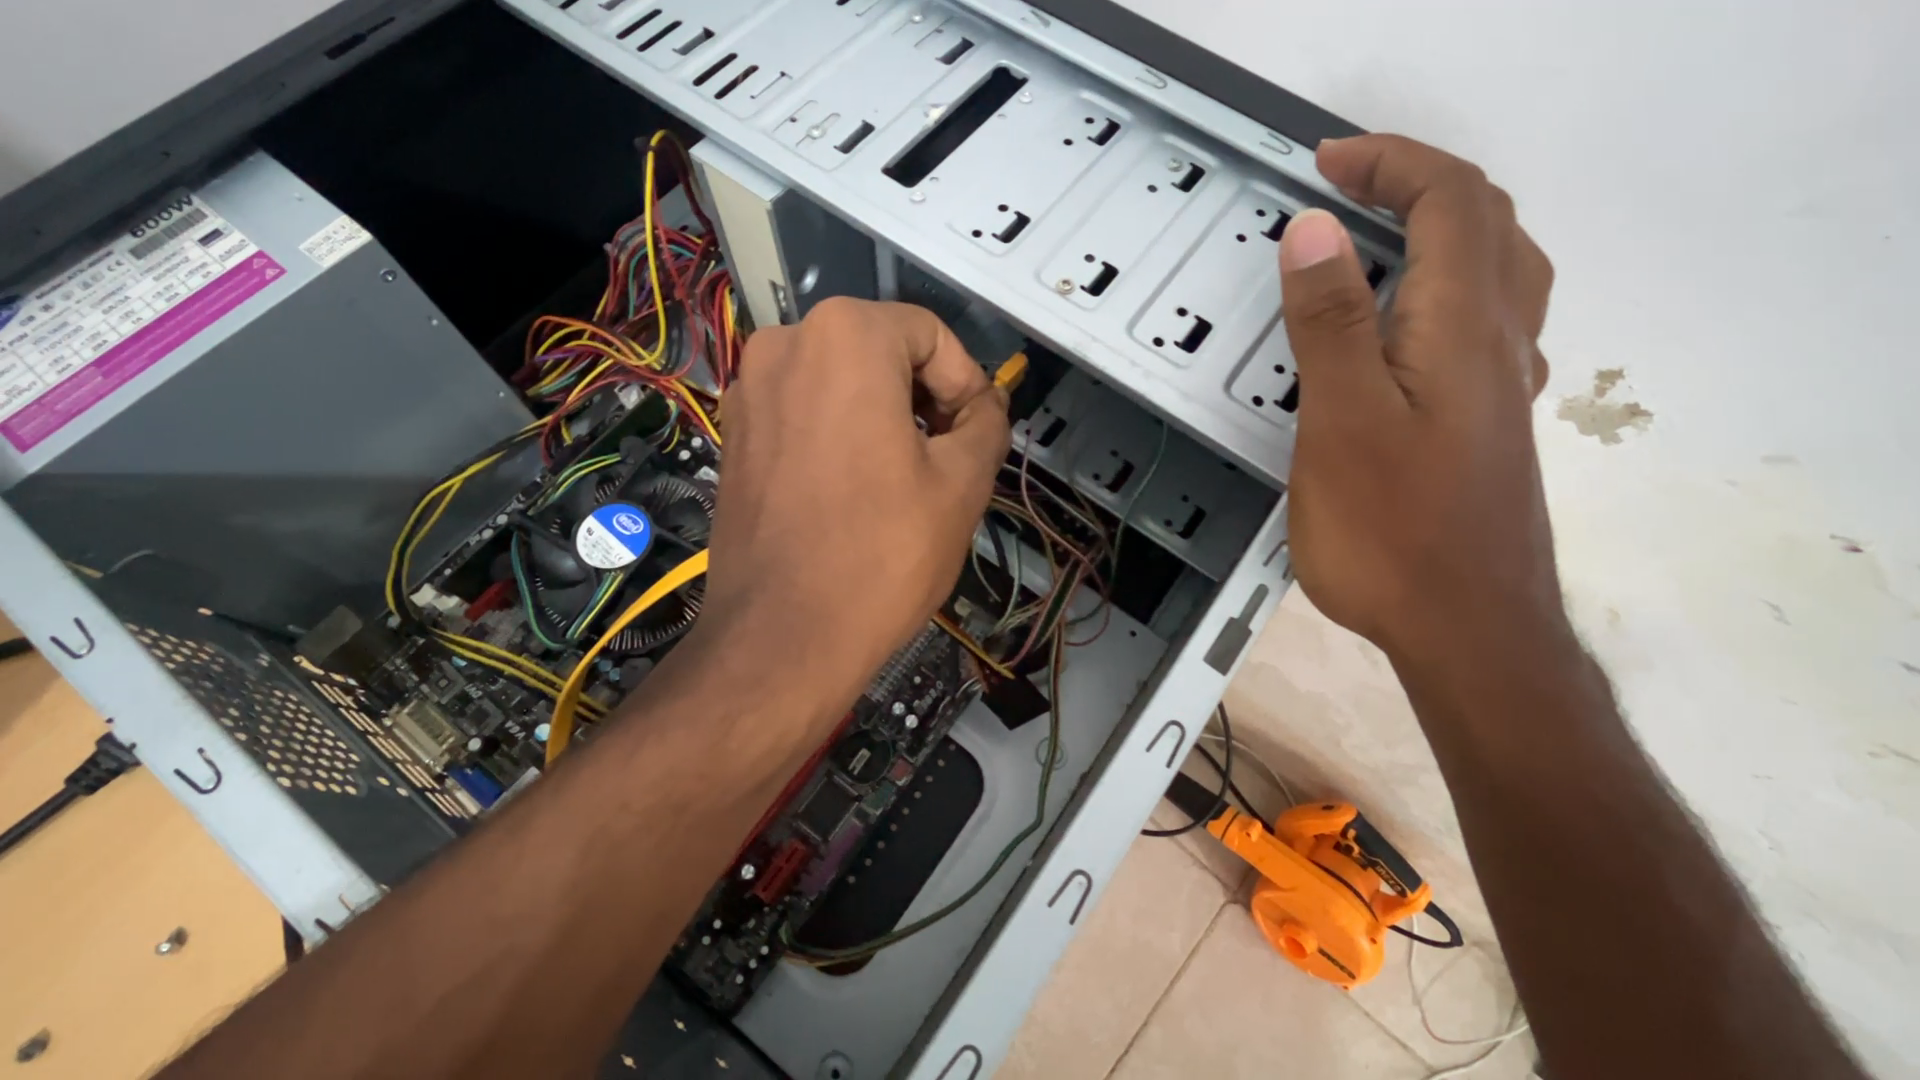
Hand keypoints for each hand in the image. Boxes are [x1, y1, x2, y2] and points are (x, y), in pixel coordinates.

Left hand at [696, 297, 1009, 698]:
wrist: (782, 639)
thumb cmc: (881, 555)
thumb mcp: (962, 484)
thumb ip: (987, 423)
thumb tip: (985, 406)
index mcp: (845, 337)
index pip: (929, 333)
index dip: (965, 383)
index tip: (976, 436)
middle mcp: (784, 345)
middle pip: (880, 351)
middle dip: (923, 397)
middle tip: (948, 458)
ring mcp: (748, 391)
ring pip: (839, 382)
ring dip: (882, 416)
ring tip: (905, 479)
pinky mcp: (732, 436)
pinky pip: (802, 413)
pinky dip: (838, 434)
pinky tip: (855, 491)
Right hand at [1279, 135, 1561, 660]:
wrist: (1468, 632)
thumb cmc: (1395, 532)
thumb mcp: (1342, 421)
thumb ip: (1330, 323)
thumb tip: (1318, 231)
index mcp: (1461, 329)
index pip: (1449, 202)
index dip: (1391, 163)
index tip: (1324, 164)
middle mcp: (1497, 345)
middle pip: (1488, 223)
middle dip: (1420, 182)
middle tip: (1349, 187)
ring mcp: (1501, 387)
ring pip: (1499, 272)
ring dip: (1446, 228)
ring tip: (1381, 237)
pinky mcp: (1489, 426)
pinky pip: (1485, 324)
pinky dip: (1448, 288)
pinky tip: (1412, 328)